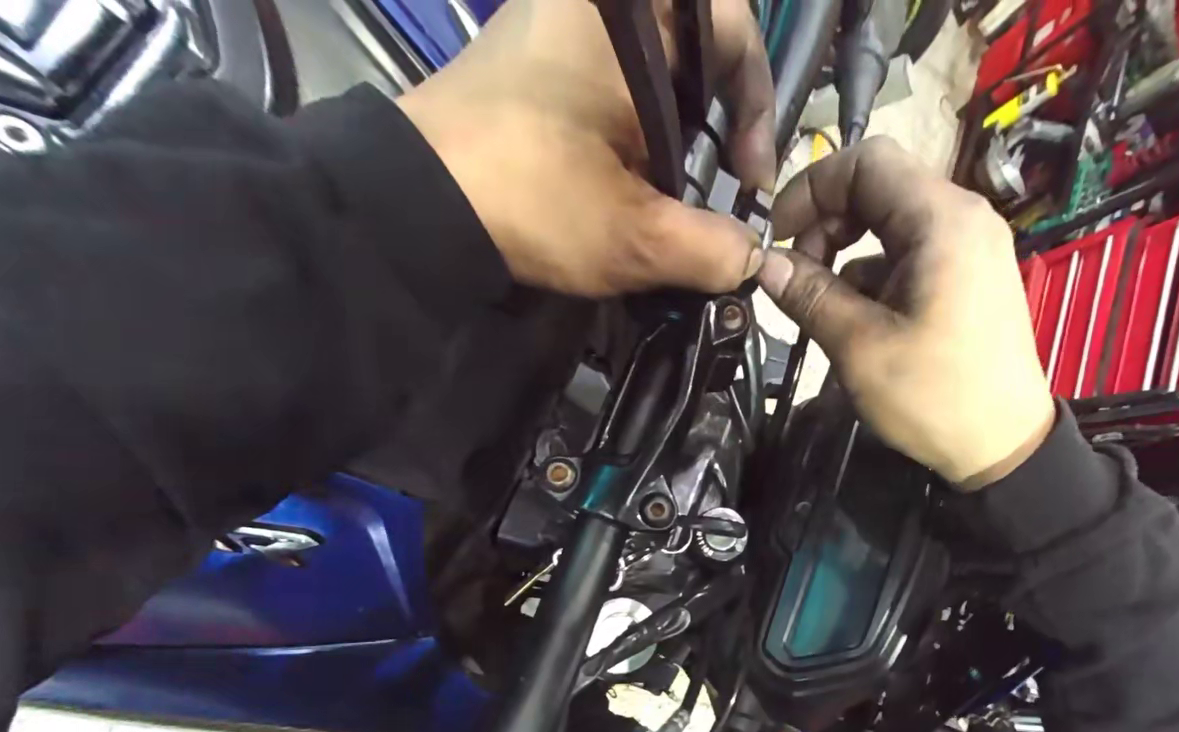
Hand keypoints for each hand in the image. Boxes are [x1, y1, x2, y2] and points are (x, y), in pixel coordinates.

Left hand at [398, 0, 775, 296]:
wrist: (421, 204)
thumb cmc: (535, 201)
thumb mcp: (636, 236)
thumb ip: (711, 249)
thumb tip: (753, 257)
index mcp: (628, 16)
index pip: (733, 29)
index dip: (757, 108)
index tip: (751, 178)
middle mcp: (596, 5)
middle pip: (695, 50)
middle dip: (719, 123)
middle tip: (722, 186)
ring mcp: (561, 26)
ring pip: (655, 71)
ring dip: (679, 132)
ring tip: (680, 195)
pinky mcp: (538, 60)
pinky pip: (615, 82)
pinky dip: (639, 128)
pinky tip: (636, 180)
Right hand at [755, 138, 1052, 488]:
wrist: (1003, 446)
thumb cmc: (934, 397)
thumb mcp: (860, 347)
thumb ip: (809, 296)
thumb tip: (766, 264)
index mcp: (941, 220)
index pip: (865, 161)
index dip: (811, 190)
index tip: (778, 238)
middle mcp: (962, 218)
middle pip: (879, 188)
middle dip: (826, 223)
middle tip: (797, 276)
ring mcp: (970, 247)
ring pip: (891, 224)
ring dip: (847, 254)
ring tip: (823, 306)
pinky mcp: (969, 276)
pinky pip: (911, 255)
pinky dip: (875, 275)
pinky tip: (859, 319)